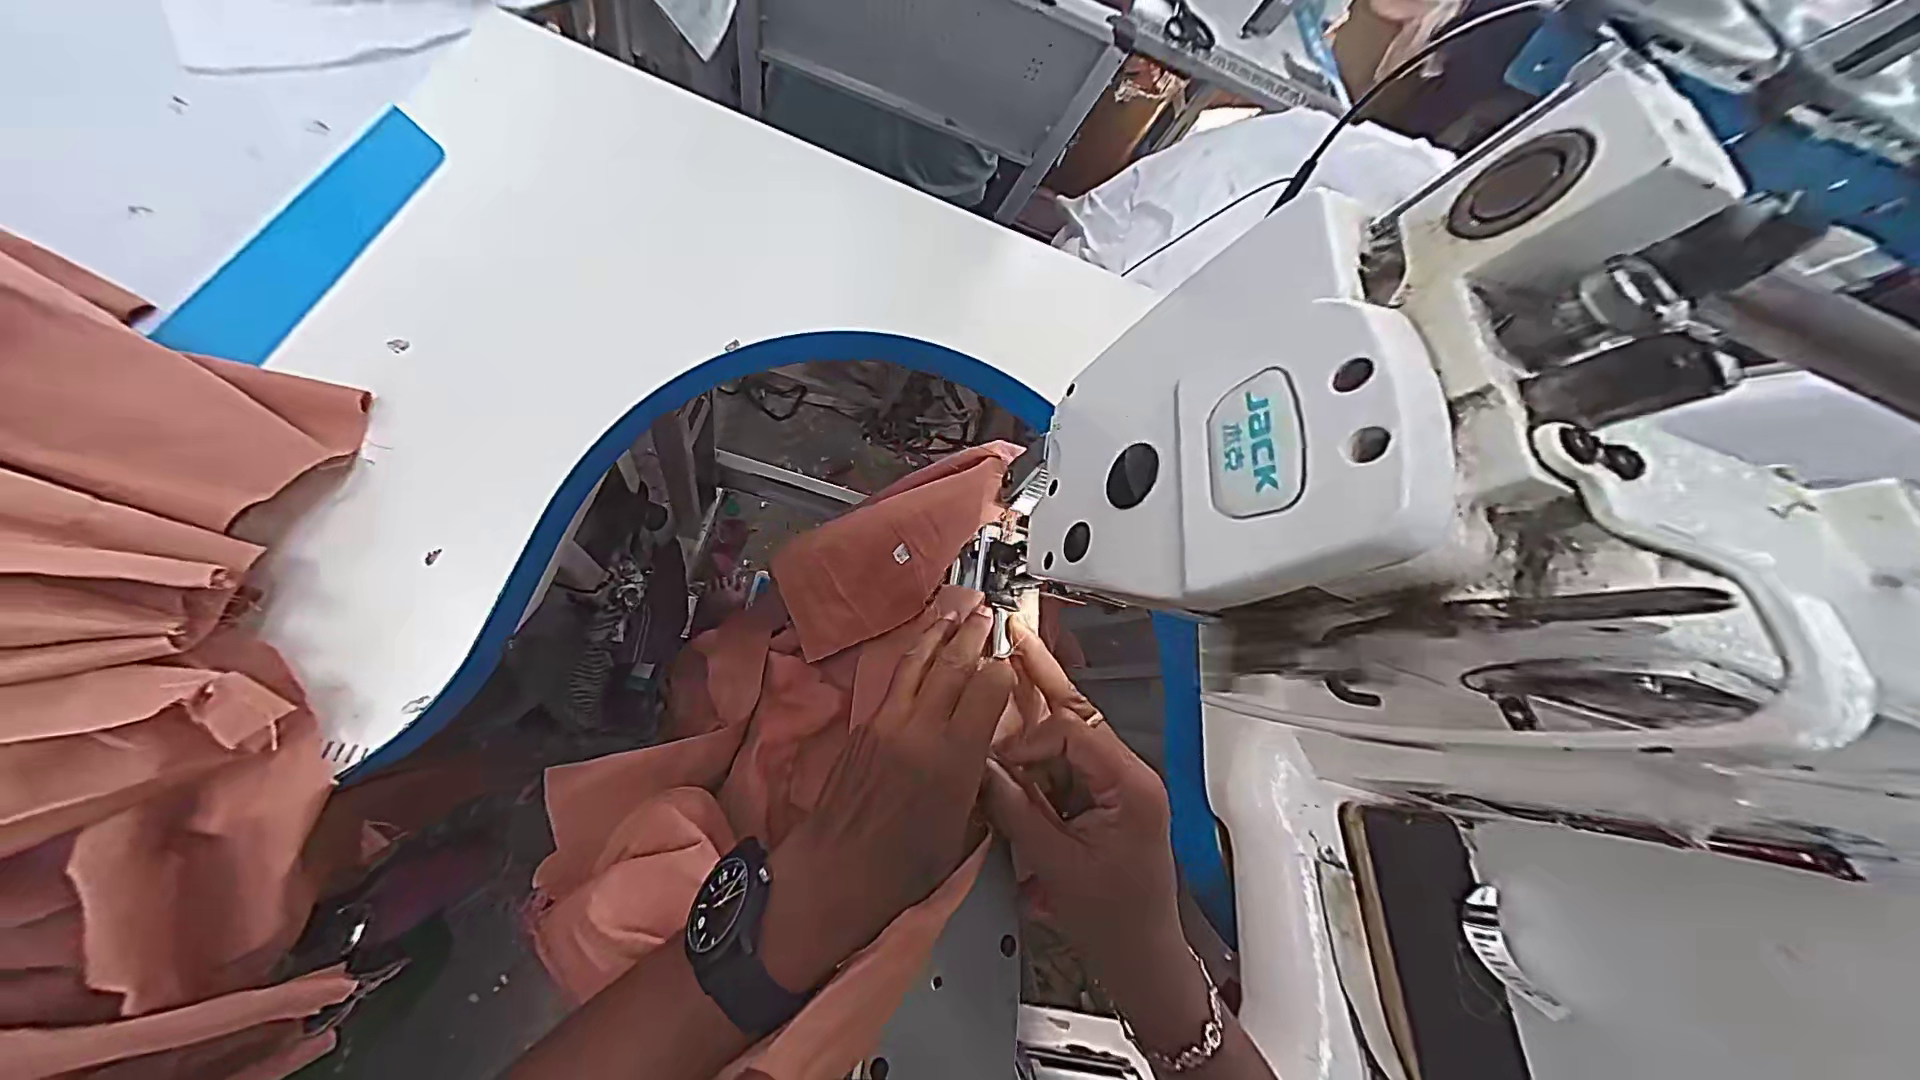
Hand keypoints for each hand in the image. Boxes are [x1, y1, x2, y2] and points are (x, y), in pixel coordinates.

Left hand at [757, 608, 1012, 991]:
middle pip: (953, 665)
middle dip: (973, 635)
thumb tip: (985, 749)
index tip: (1009, 660)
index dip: (1002, 669)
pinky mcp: (866, 723)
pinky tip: (920, 649)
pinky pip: (895, 678)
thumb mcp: (963, 827)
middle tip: (985, 614)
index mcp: (954, 756)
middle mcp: (921, 728)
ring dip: (938, 634)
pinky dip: (913, 656)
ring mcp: (889, 721)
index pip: (987, 689)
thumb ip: (978, 778)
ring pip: (918, 662)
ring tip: (953, 615)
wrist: (838, 868)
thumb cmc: (903, 864)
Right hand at [985, 619, 1204, 1047]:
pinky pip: (1067, 754)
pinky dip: (1039, 742)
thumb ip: (1016, 811)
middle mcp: (1127, 772)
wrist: (1145, 958)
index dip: (1028, 742)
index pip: (1071, 733)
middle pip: (1079, 710)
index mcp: (1129, 784)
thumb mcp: (1058, 865)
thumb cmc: (1115, 922)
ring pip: (1072, 727)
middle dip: (1044, 671)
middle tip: (1018, 634)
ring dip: (1039, 700)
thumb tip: (981, 770)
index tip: (999, 764)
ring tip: (1014, 662)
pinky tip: (1018, 723)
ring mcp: (1117, 779)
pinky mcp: (1103, 792)